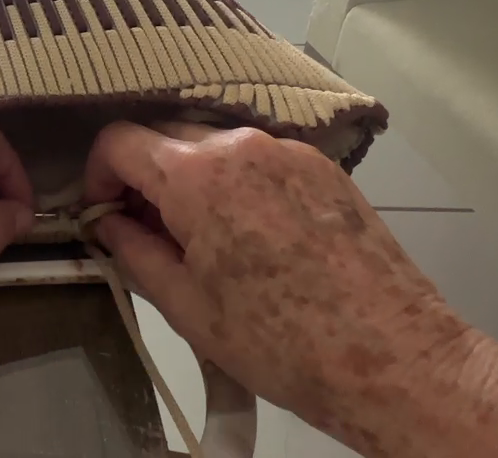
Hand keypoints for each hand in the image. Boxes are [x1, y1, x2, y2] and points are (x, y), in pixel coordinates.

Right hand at [83, 121, 478, 451]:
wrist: (399, 364)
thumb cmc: (278, 342)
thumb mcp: (184, 304)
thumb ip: (131, 249)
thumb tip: (106, 221)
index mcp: (194, 174)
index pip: (118, 141)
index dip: (98, 174)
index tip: (104, 212)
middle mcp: (236, 144)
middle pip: (161, 134)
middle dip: (142, 174)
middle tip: (149, 226)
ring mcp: (284, 148)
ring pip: (208, 141)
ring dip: (187, 174)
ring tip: (202, 231)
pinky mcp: (320, 163)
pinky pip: (254, 154)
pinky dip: (233, 178)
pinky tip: (250, 228)